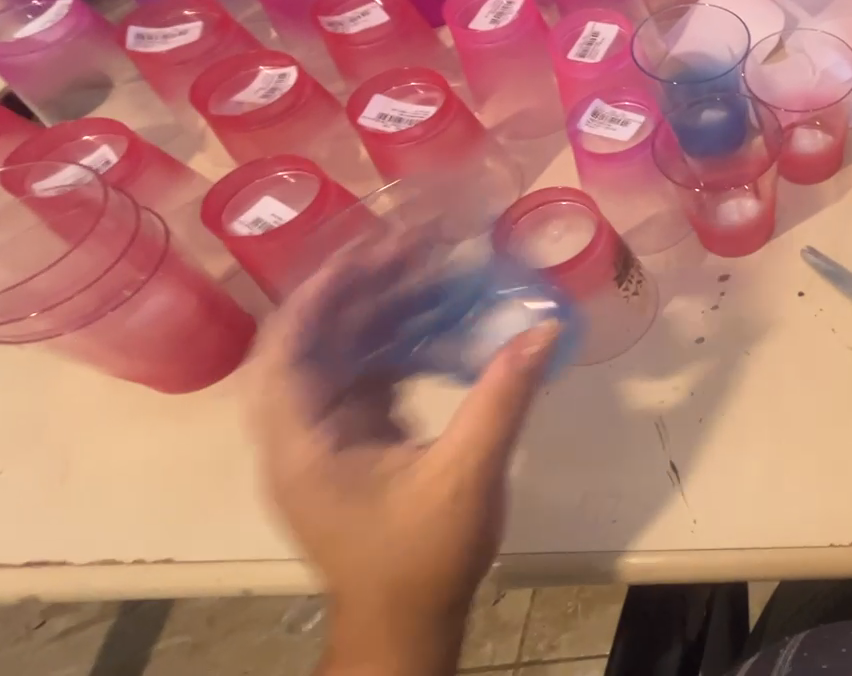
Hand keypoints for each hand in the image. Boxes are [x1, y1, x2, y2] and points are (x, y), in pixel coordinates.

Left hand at [250, 238, 559, 673]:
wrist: (407, 621)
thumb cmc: (423, 554)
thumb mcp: (468, 473)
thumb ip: (504, 396)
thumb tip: (546, 326)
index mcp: (302, 442)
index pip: (287, 350)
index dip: (323, 293)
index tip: (373, 249)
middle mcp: (301, 434)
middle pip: (318, 343)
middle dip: (366, 291)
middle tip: (422, 249)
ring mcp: (327, 440)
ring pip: (345, 357)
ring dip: (388, 315)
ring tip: (438, 276)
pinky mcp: (356, 444)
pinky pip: (372, 378)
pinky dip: (404, 346)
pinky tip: (447, 329)